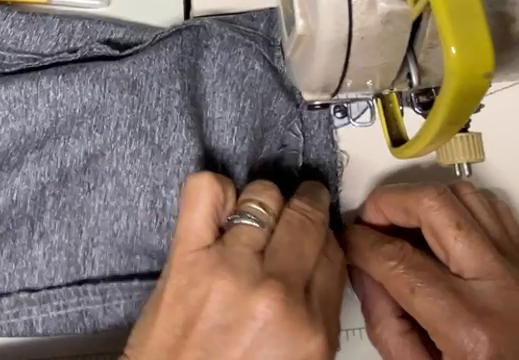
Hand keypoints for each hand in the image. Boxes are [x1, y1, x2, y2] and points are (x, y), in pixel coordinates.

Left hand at [123, 171, 345, 359]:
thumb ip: (319, 310)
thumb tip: (321, 252)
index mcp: (311, 329)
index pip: (332, 251)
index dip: (323, 235)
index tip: (314, 233)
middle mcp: (276, 293)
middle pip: (305, 216)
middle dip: (306, 206)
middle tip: (299, 207)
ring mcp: (230, 268)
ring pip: (263, 196)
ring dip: (262, 204)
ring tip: (253, 221)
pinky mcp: (187, 255)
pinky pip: (207, 189)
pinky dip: (217, 190)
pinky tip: (219, 214)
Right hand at [343, 182, 518, 359]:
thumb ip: (385, 322)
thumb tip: (363, 269)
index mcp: (471, 328)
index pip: (399, 260)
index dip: (360, 244)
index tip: (345, 242)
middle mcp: (499, 285)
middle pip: (434, 205)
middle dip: (387, 203)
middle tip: (367, 224)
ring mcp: (518, 268)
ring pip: (463, 193)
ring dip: (422, 199)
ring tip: (400, 224)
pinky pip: (489, 205)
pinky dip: (457, 203)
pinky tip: (438, 227)